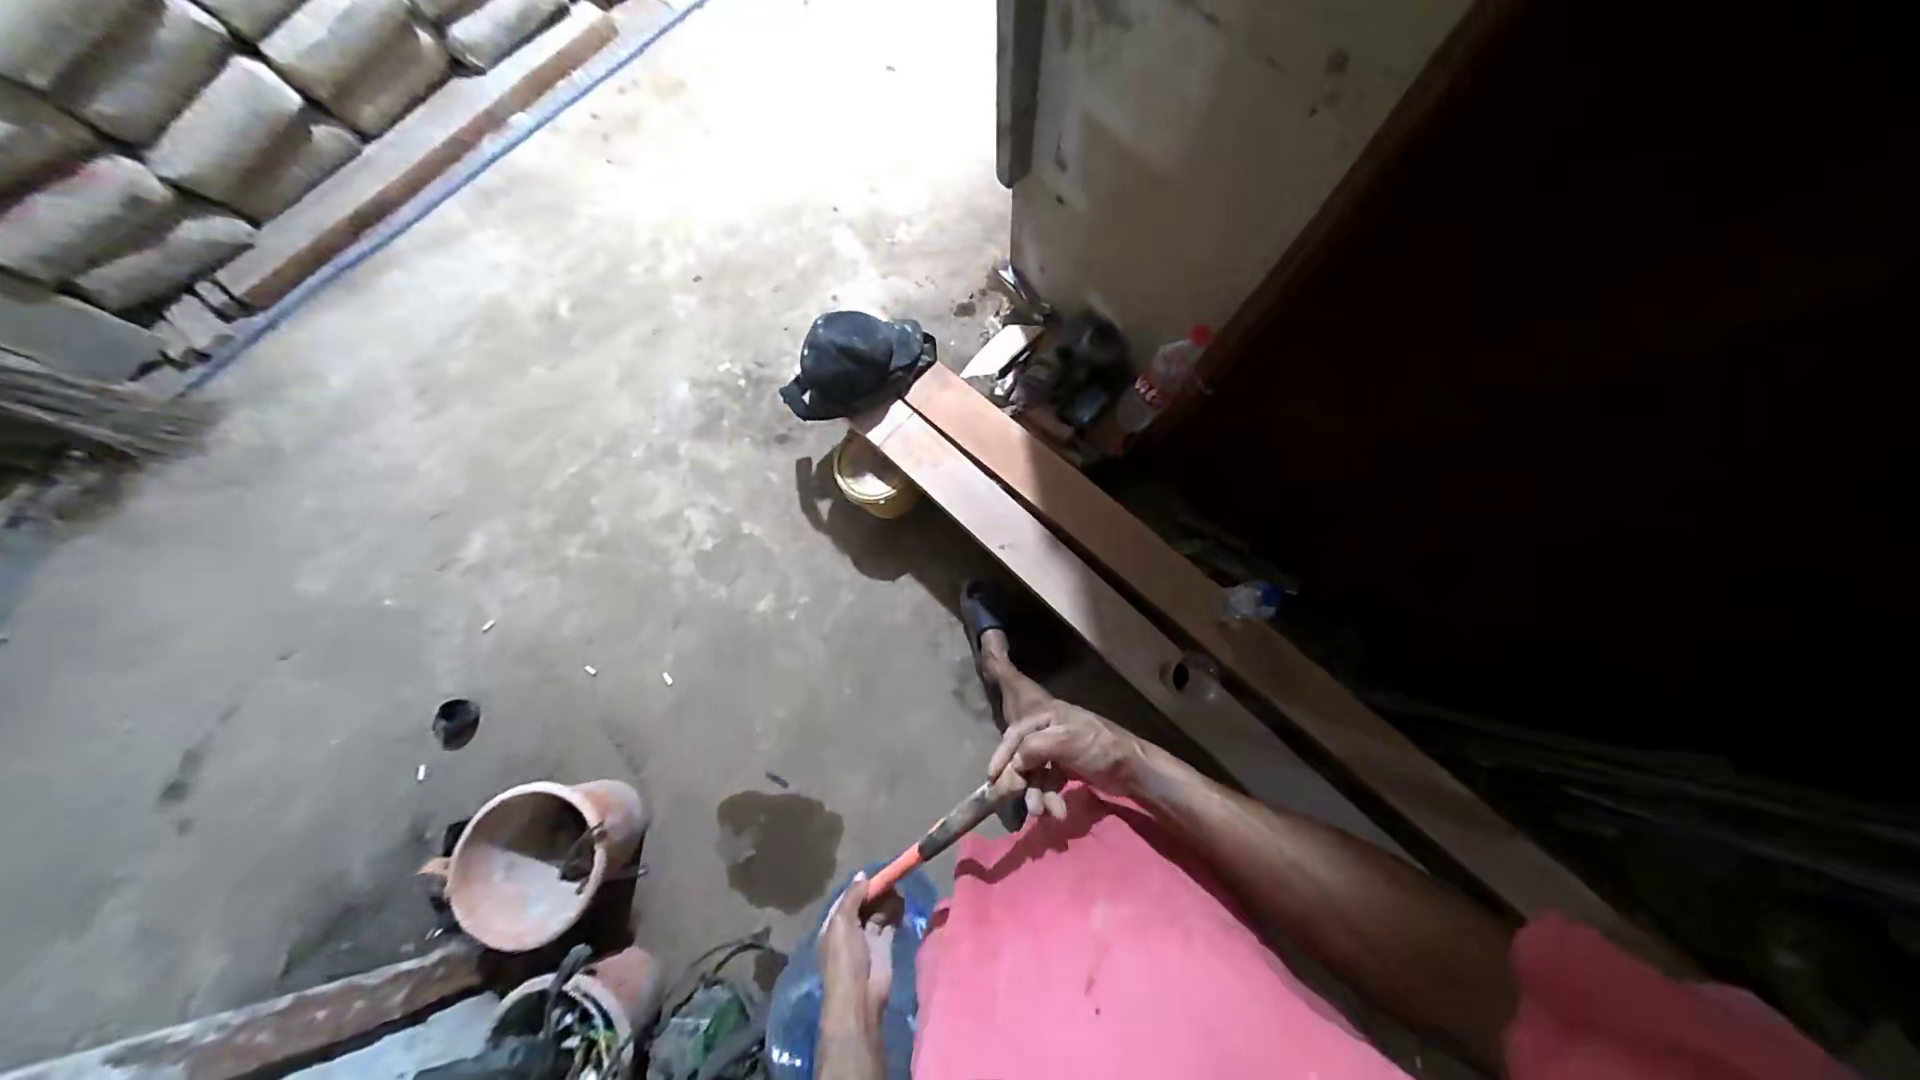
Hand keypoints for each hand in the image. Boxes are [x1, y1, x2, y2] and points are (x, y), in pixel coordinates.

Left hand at [818, 873, 894, 1077]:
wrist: (859, 997)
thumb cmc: (845, 958)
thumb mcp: (842, 923)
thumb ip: (852, 897)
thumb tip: (862, 875)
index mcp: (834, 924)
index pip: (847, 898)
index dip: (861, 886)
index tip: (876, 873)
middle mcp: (850, 929)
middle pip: (865, 903)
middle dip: (877, 891)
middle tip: (892, 879)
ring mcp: (867, 937)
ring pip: (878, 911)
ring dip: (888, 900)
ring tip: (899, 889)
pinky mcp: (883, 945)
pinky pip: (890, 922)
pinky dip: (896, 912)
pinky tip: (902, 904)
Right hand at [988, 699, 1139, 818]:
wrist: (1132, 768)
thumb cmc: (1098, 747)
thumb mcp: (1066, 741)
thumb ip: (1034, 747)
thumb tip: (1013, 762)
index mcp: (1047, 716)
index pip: (1016, 734)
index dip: (1002, 756)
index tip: (992, 778)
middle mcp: (1049, 731)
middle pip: (1023, 757)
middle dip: (1021, 782)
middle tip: (1018, 803)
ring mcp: (1058, 751)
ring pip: (1035, 774)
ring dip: (1037, 795)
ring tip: (1044, 813)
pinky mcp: (1066, 769)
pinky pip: (1048, 783)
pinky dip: (1049, 798)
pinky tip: (1057, 812)